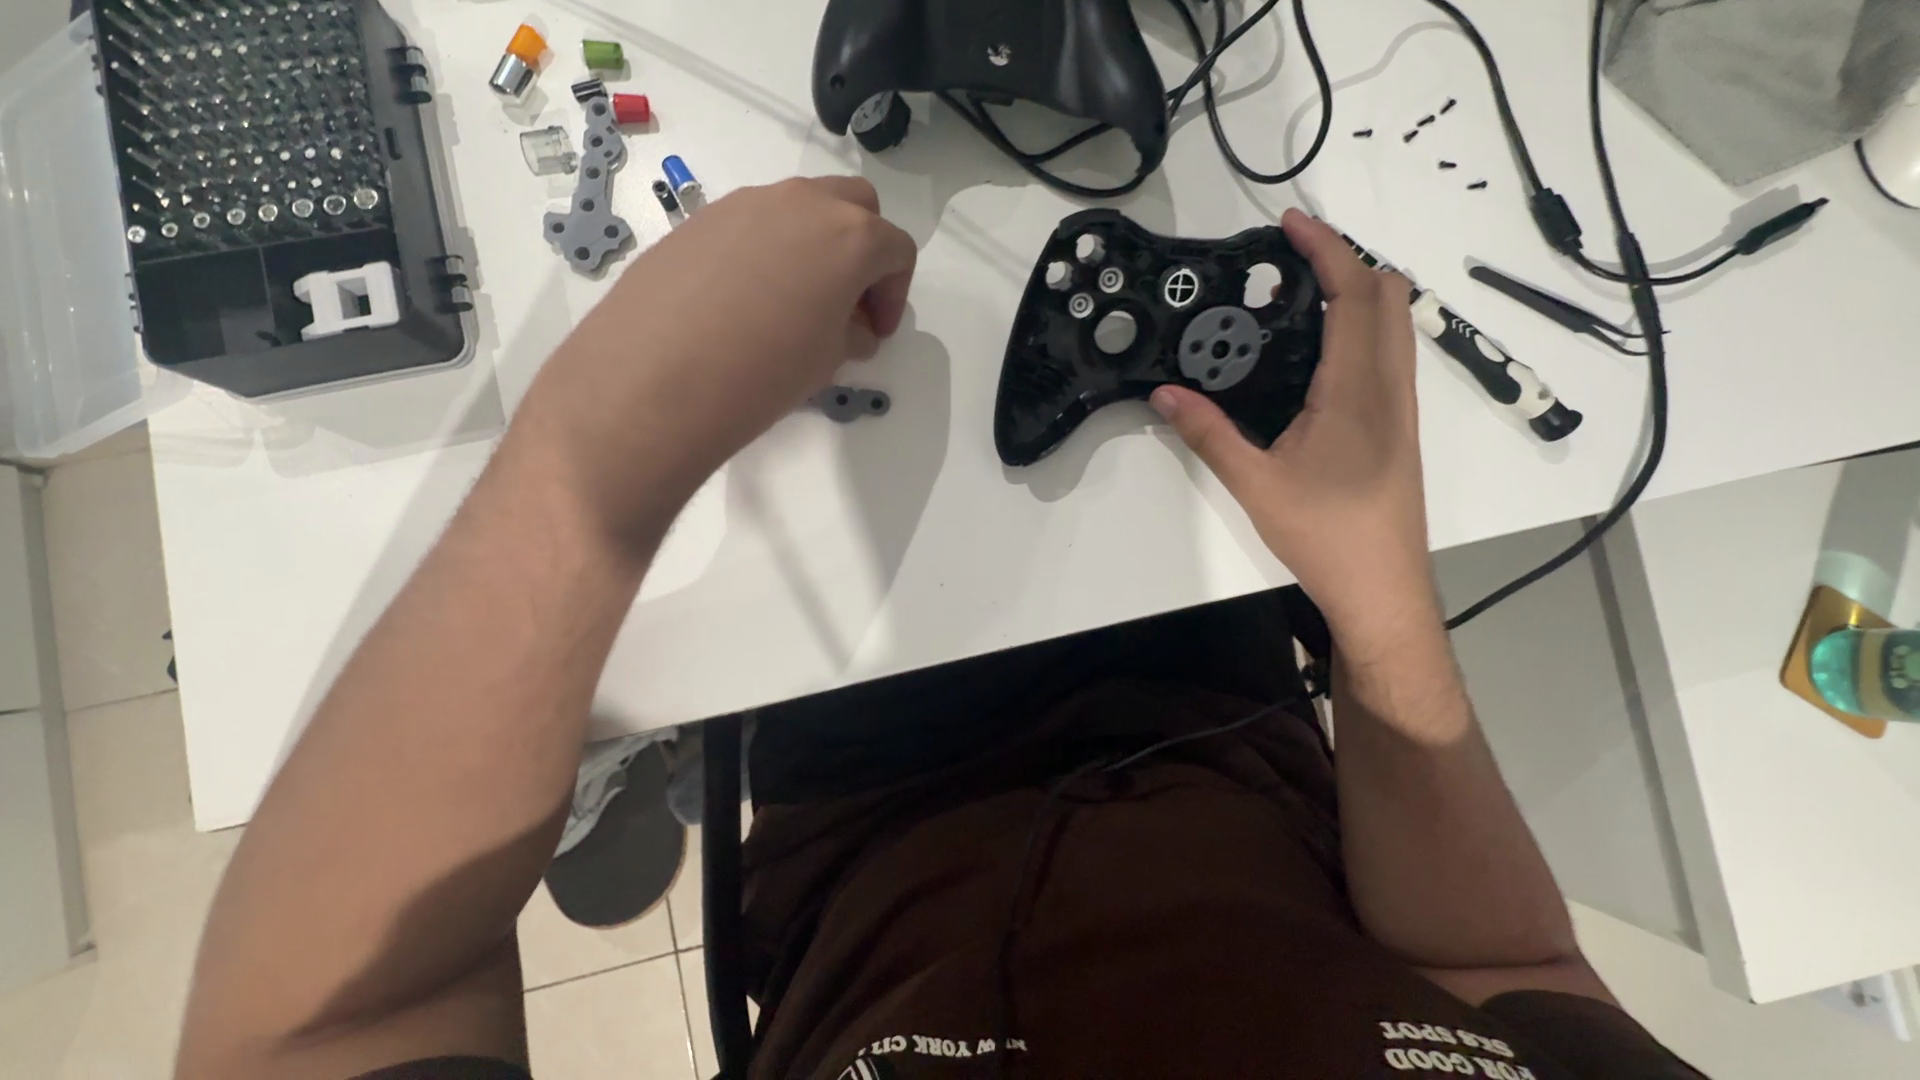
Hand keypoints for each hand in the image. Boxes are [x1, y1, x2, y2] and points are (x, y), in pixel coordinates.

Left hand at [512, 176, 917, 548]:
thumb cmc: (763, 372)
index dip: (895, 294)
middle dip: (864, 251)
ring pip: (801, 209)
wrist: (656, 378)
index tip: (876, 333)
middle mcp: (802, 204)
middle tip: (848, 305)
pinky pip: (753, 224)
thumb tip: (849, 325)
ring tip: (794, 306)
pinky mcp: (701, 218)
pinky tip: (745, 303)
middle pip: (856, 206)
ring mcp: (747, 203)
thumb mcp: (829, 359)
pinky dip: (767, 251)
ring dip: (814, 247)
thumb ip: (852, 331)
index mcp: (851, 236)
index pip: (896, 250)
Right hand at [1151, 209, 1435, 649]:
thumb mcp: (1254, 484)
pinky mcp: (1400, 427)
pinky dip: (1363, 328)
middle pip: (1388, 296)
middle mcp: (1390, 387)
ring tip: (1300, 297)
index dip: (1327, 250)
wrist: (1381, 587)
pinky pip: (1391, 353)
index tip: (1291, 224)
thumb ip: (1208, 433)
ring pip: (1396, 324)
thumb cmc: (1323, 534)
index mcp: (1357, 390)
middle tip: (1289, 263)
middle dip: (1346, 262)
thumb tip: (1163, 393)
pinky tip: (1319, 354)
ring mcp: (1402, 408)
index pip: (1354, 295)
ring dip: (1360, 293)